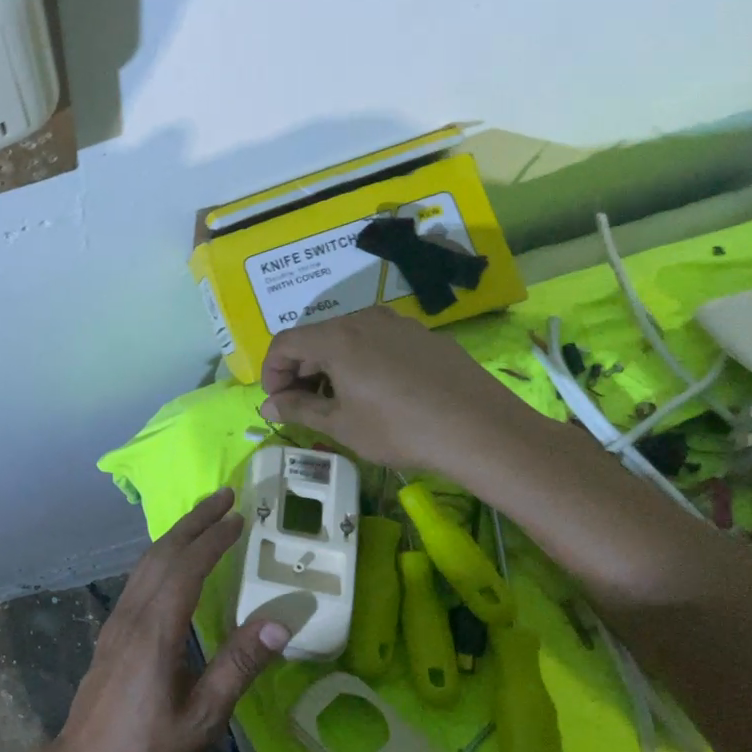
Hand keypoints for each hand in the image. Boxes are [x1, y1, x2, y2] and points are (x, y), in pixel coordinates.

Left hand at [56, 488, 289, 751]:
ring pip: (145, 563)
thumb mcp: (203, 715)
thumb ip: (238, 666)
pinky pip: (137, 579)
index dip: (213, 539)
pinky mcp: (111, 631)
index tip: (240, 516)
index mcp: (155, 630)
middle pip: (161, 554)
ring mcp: (116, 620)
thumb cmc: (148, 746)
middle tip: (224, 495)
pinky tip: (174, 562)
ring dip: (175, 535)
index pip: (186, 568)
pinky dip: (161, 557)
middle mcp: (131, 614)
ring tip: (204, 518)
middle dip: (193, 522)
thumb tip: (279, 622)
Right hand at [259, 307, 543, 472]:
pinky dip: (364, 362)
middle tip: (303, 404)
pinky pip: (380, 342)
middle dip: (301, 369)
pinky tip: (379, 395)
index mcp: (337, 338)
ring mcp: (400, 325)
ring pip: (349, 338)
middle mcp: (365, 320)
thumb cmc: (399, 429)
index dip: (272, 371)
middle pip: (316, 337)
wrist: (482, 431)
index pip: (285, 343)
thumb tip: (269, 404)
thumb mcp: (340, 424)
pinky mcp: (427, 337)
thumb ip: (298, 409)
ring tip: (340, 401)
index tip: (277, 401)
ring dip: (332, 366)